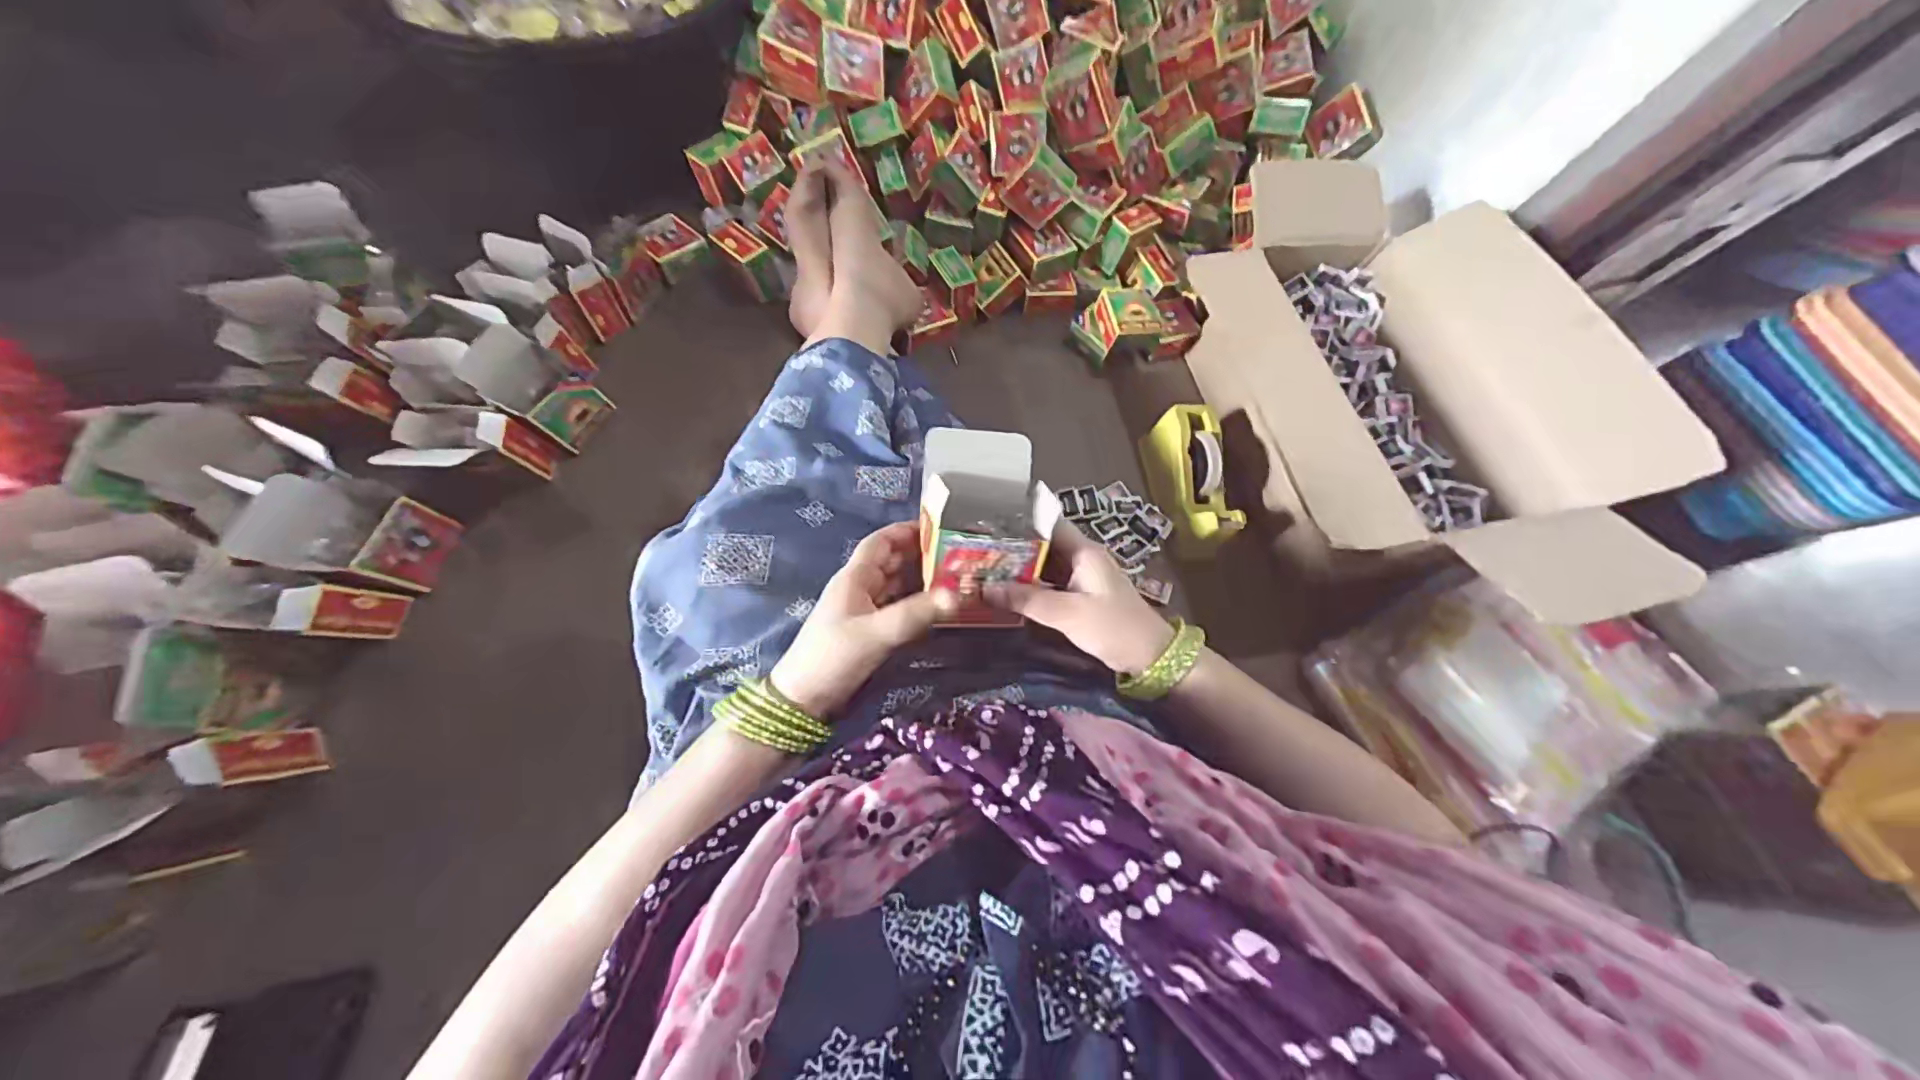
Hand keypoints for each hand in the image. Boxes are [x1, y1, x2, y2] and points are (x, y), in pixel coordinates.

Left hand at [769, 521, 955, 717]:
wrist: (803, 699)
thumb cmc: (834, 657)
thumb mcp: (877, 633)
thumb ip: (916, 614)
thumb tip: (957, 595)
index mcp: (855, 578)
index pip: (881, 542)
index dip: (906, 531)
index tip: (937, 528)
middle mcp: (860, 589)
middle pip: (893, 562)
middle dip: (922, 556)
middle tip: (958, 556)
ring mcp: (864, 611)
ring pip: (897, 587)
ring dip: (922, 581)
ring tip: (956, 579)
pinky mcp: (869, 632)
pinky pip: (897, 609)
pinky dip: (917, 605)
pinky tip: (937, 609)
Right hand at [984, 521, 1174, 674]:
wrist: (1151, 656)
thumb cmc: (1112, 627)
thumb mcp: (1067, 613)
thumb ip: (1027, 600)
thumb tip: (986, 589)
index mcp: (1084, 551)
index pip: (1048, 524)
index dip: (1020, 522)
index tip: (990, 525)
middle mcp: (1083, 558)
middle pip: (1044, 545)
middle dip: (1014, 548)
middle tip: (980, 552)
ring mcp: (1083, 578)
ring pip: (1046, 566)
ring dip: (1021, 569)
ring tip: (986, 569)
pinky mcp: (1082, 596)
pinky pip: (1051, 584)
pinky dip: (1032, 586)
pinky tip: (1009, 592)